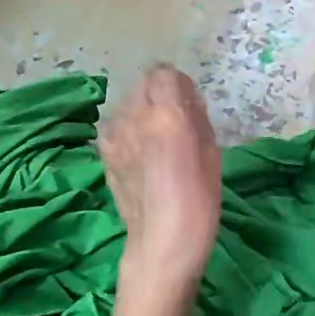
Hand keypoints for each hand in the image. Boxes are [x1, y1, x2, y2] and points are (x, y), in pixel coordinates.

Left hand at [99, 67, 221, 310]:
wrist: (162, 242)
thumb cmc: (199, 200)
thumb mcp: (211, 152)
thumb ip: (196, 117)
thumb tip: (187, 101)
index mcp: (166, 114)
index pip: (165, 74)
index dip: (180, 85)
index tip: (191, 103)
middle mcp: (134, 117)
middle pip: (144, 82)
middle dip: (161, 92)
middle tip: (176, 117)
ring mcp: (113, 134)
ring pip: (128, 102)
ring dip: (143, 108)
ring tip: (158, 135)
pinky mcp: (103, 152)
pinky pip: (117, 124)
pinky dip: (129, 127)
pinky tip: (141, 151)